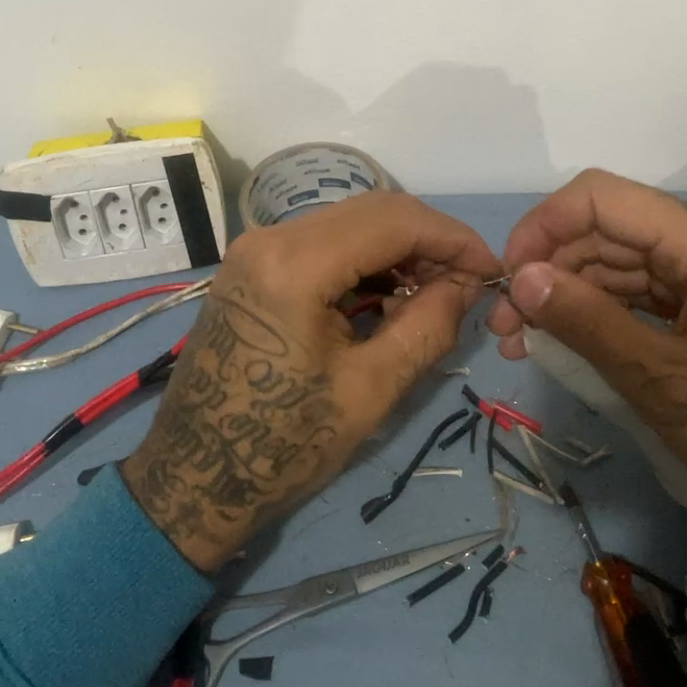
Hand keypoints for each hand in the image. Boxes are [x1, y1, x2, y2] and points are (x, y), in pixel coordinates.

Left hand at [124, 193, 500, 569]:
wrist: (195, 474)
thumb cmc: (284, 444)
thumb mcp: (370, 389)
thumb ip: (428, 326)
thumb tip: (465, 284)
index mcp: (294, 264)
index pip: (394, 220)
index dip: (452, 238)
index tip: (491, 270)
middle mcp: (268, 237)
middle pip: (371, 212)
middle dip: (427, 241)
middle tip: (465, 286)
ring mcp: (254, 248)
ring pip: (347, 223)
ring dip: (396, 250)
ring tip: (433, 295)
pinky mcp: (251, 265)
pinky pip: (321, 242)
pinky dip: (363, 260)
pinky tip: (388, 296)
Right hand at [486, 170, 686, 551]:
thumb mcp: (661, 383)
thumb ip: (586, 322)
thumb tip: (519, 279)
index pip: (601, 198)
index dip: (542, 227)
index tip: (508, 279)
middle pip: (606, 228)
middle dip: (548, 269)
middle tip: (507, 327)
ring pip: (619, 259)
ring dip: (568, 293)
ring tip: (525, 342)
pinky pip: (643, 288)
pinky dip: (601, 310)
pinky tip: (566, 340)